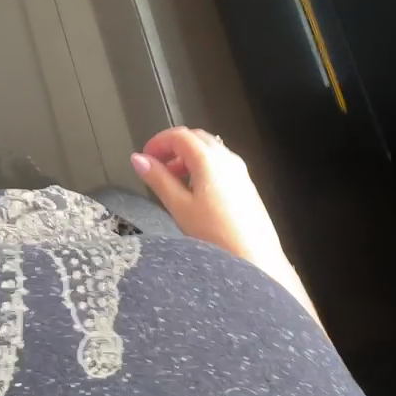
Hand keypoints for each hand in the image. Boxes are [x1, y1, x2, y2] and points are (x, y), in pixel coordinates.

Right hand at [131, 128, 316, 318]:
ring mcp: (240, 170)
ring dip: (187, 157)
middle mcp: (227, 158)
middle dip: (172, 147)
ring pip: (209, 150)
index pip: (179, 135)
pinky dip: (201, 167)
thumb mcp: (179, 206)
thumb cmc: (216, 234)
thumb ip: (158, 178)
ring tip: (172, 180)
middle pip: (195, 138)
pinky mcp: (246, 184)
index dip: (158, 141)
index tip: (145, 157)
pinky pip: (220, 164)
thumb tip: (138, 159)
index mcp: (209, 159)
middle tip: (156, 165)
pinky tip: (194, 192)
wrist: (256, 259)